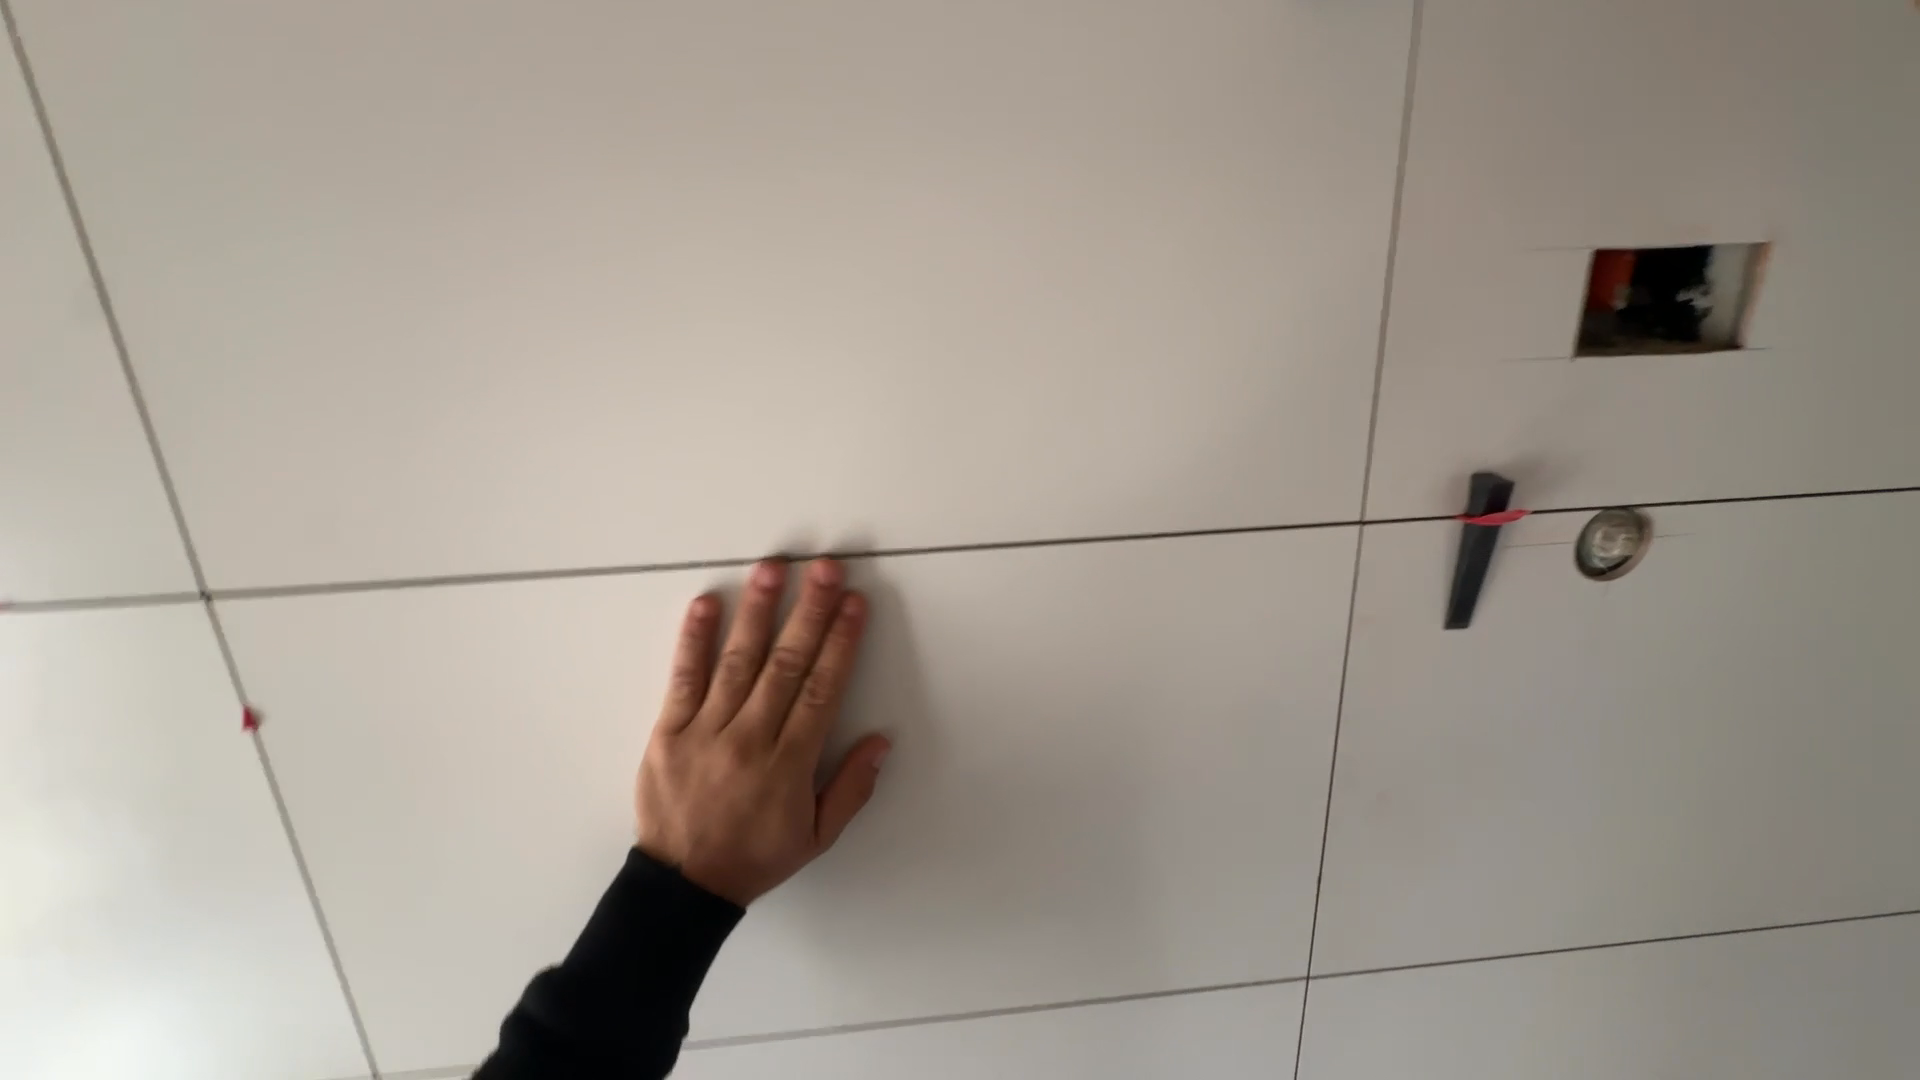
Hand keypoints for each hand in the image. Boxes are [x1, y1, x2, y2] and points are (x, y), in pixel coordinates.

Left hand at [635, 557, 890, 905]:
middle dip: (809, 611)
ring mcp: (706, 731)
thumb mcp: (819, 836)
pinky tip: (707, 604)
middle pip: (787, 664)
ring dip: (758, 611)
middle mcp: (750, 738)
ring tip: (772, 568)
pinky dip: (695, 640)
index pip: (823, 689)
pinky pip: (683, 679)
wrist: (683, 886)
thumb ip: (852, 787)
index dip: (842, 642)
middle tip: (825, 568)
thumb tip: (882, 740)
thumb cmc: (756, 856)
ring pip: (738, 661)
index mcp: (790, 763)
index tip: (855, 603)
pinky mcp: (668, 730)